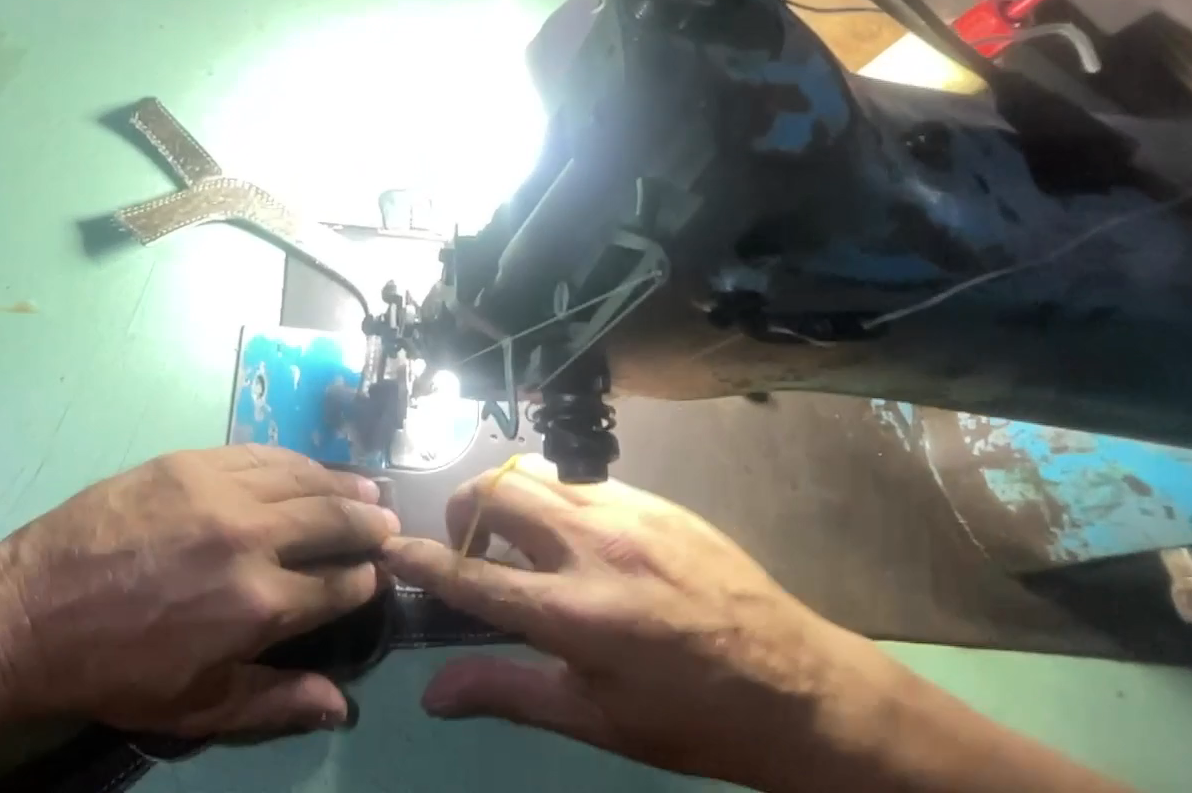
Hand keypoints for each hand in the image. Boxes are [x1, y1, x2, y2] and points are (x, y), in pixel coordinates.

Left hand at [0, 446, 398, 737]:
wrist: (33, 612)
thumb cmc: (115, 670)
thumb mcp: (197, 707)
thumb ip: (275, 702)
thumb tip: (341, 705)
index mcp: (260, 604)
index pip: (338, 585)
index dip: (365, 580)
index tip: (376, 574)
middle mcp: (251, 537)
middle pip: (332, 520)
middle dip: (369, 524)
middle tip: (388, 523)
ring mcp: (219, 490)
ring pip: (301, 477)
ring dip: (341, 484)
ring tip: (365, 488)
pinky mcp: (188, 462)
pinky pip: (258, 453)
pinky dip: (293, 460)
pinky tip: (306, 465)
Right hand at [382, 455, 888, 788]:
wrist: (801, 687)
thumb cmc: (691, 718)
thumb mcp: (595, 720)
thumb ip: (506, 693)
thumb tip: (430, 695)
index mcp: (575, 615)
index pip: (472, 577)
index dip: (421, 561)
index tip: (390, 548)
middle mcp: (592, 549)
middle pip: (493, 492)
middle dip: (461, 510)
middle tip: (470, 544)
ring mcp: (627, 514)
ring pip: (533, 472)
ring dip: (505, 496)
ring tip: (519, 534)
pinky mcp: (655, 499)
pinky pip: (579, 478)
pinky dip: (554, 497)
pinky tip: (578, 536)